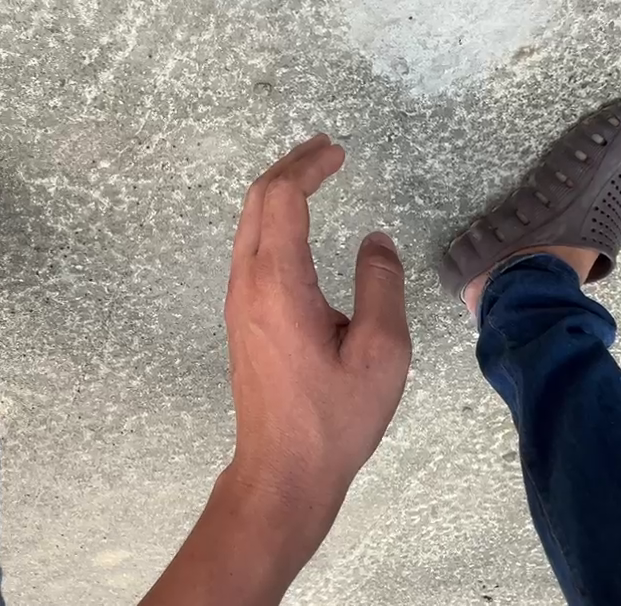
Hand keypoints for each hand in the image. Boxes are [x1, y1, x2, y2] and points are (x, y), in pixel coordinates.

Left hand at [223, 135, 410, 520]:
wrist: (280, 472)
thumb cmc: (334, 418)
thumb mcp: (381, 353)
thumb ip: (381, 285)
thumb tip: (375, 239)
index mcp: (279, 282)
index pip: (284, 199)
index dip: (309, 167)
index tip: (339, 152)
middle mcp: (248, 280)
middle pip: (258, 199)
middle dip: (290, 165)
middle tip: (326, 148)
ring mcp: (238, 296)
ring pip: (249, 220)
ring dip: (278, 188)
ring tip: (313, 172)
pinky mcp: (240, 312)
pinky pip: (250, 243)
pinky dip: (272, 215)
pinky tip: (294, 220)